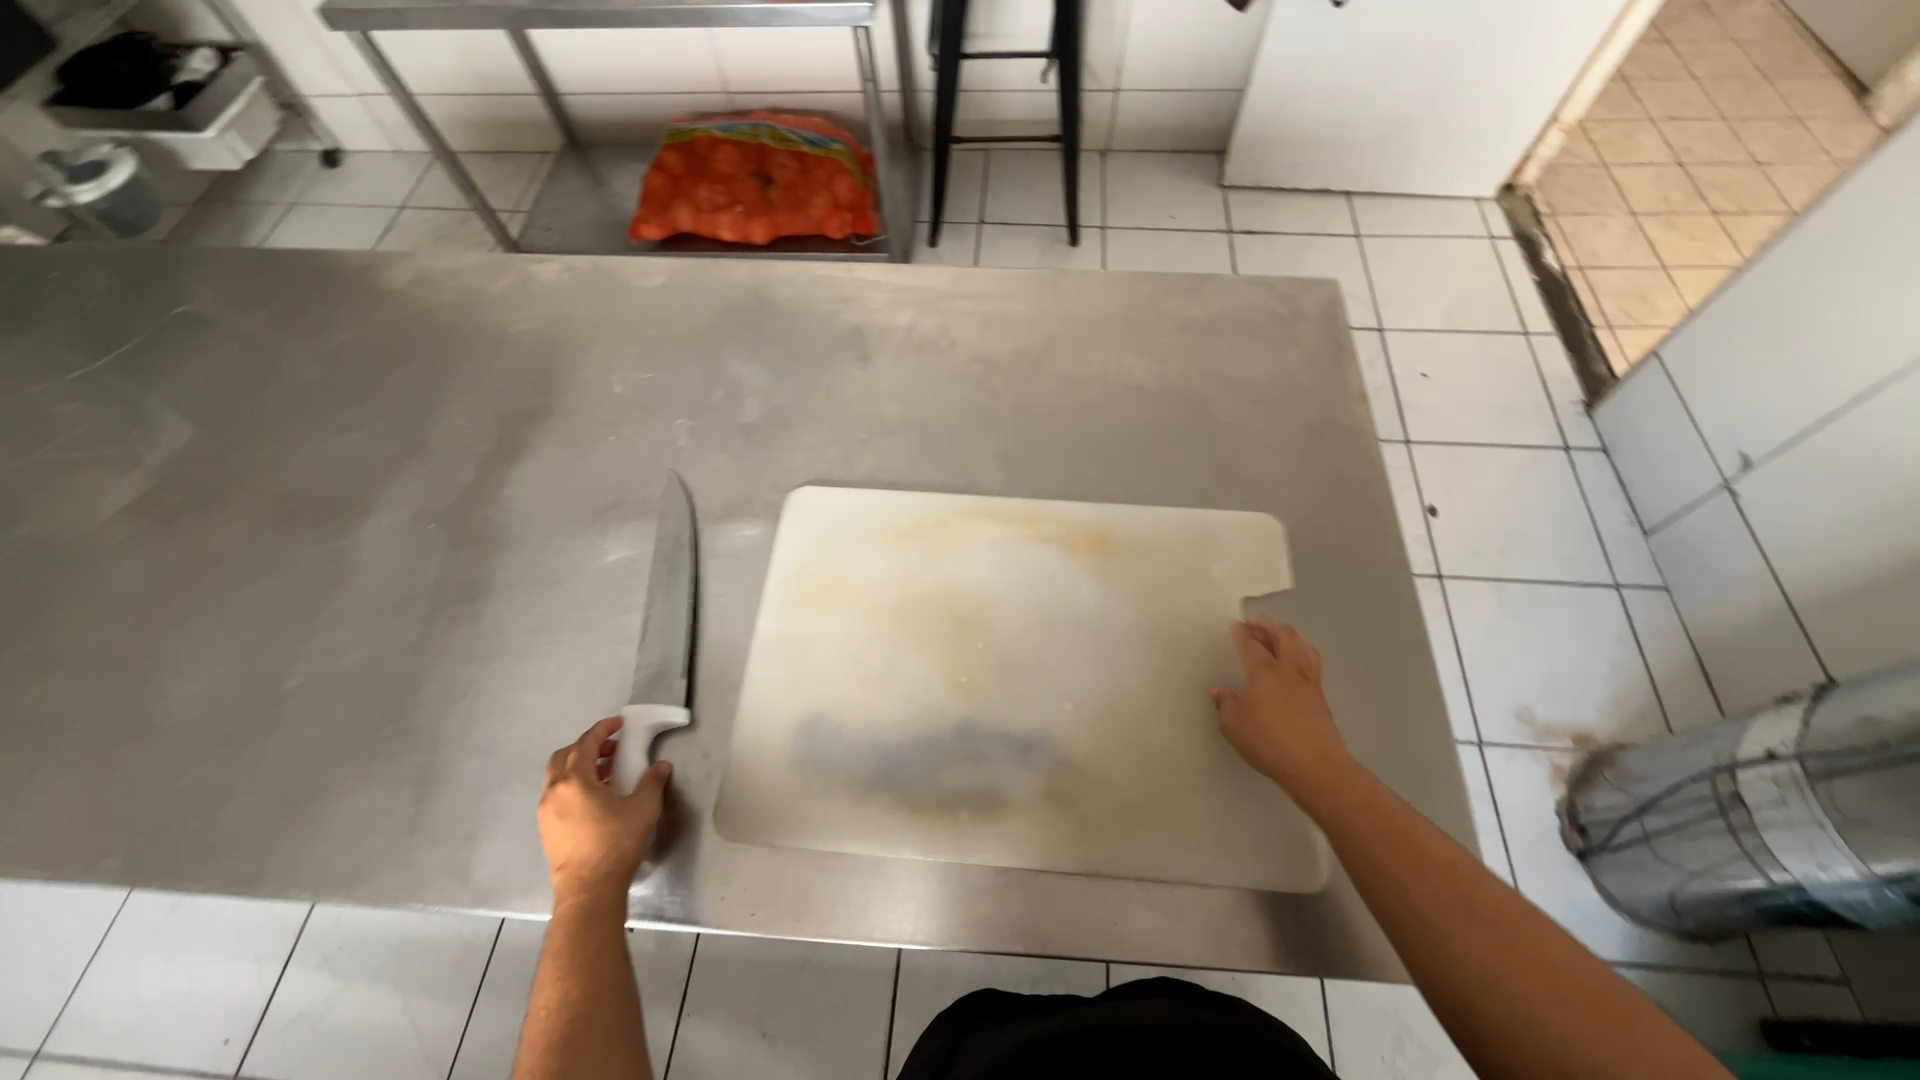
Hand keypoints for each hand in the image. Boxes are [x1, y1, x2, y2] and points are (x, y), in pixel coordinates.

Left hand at [538, 716, 672, 901]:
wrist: (589, 890)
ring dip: (580, 768)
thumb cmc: (616, 844)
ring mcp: (546, 813)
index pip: (585, 744)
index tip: (618, 724)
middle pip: (564, 757)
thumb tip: (660, 766)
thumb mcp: (643, 808)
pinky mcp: (547, 830)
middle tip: (612, 750)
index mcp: (574, 781)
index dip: (602, 730)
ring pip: (558, 778)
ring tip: (607, 775)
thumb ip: (652, 782)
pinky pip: (557, 796)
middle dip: (587, 747)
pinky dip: (574, 787)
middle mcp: (553, 792)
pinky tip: (596, 800)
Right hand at [1211, 620, 1356, 799]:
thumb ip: (1226, 705)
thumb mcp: (1234, 726)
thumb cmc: (1269, 743)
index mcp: (1264, 672)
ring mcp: (1309, 682)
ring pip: (1302, 646)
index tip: (1235, 625)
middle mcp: (1288, 670)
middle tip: (1255, 623)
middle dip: (1268, 625)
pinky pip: (1311, 662)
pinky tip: (1295, 662)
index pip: (1251, 645)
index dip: (1242, 633)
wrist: (1315, 765)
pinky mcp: (1321, 696)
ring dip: (1288, 635)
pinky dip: (1301, 652)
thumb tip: (1220, 691)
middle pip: (1283, 636)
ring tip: (1278, 635)